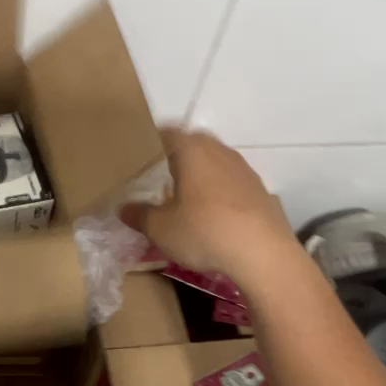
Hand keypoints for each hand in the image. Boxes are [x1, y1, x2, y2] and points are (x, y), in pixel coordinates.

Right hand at [120, 127, 301, 288]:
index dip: (151, 141)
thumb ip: (139, 215)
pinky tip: (211, 214)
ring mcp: (243, 169)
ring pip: (214, 162)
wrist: (261, 252)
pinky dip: (217, 191)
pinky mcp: (258, 190)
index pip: (167, 133)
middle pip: (193, 144)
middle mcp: (219, 152)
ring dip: (199, 174)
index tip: (139, 154)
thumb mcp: (160, 228)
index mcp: (192, 151)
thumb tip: (124, 209)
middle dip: (176, 157)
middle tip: (159, 175)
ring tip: (184, 196)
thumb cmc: (203, 231)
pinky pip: (230, 182)